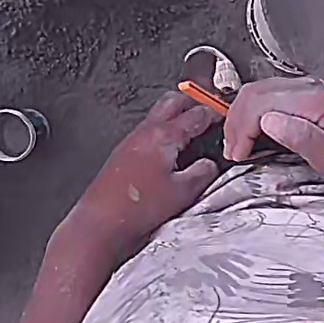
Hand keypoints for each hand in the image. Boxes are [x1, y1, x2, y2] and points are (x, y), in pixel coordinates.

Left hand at [58, 92, 221, 265]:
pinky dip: (162, 132)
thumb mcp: (183, 192)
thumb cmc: (137, 207)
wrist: (102, 221)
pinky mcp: (123, 153)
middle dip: (192, 101)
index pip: (195, 115)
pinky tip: (168, 150)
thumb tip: (209, 165)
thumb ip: (202, 173)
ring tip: (190, 129)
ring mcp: (131, 141)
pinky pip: (147, 132)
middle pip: (173, 102)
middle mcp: (146, 132)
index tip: (221, 117)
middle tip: (206, 110)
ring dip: (175, 115)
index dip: (213, 114)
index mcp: (164, 135)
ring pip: (158, 115)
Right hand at [224, 78, 323, 193]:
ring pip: (255, 92)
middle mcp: (308, 88)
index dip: (241, 129)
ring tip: (238, 145)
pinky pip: (264, 96)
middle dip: (235, 123)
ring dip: (240, 118)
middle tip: (233, 151)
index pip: (259, 104)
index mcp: (314, 101)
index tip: (238, 153)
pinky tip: (250, 134)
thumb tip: (270, 121)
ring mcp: (304, 88)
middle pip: (253, 93)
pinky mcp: (301, 94)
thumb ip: (303, 139)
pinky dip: (250, 115)